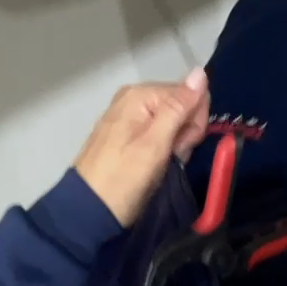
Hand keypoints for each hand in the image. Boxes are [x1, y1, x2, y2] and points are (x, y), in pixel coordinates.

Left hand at [73, 68, 210, 226]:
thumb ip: (179, 107)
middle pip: (182, 106)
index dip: (194, 123)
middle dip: (184, 133)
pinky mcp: (126, 134)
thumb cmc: (123, 178)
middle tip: (170, 157)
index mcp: (141, 94)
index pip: (191, 95)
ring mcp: (128, 116)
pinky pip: (158, 132)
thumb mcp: (155, 144)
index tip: (182, 147)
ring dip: (175, 144)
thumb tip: (200, 71)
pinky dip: (162, 149)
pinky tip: (154, 164)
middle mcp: (134, 98)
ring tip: (160, 165)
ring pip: (173, 122)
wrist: (85, 214)